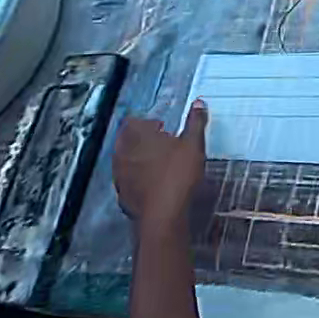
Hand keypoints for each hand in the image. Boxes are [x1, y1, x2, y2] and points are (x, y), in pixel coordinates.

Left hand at [113, 99, 207, 232]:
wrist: (163, 215)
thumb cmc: (178, 174)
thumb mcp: (193, 144)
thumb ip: (195, 122)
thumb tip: (199, 102)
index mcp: (136, 136)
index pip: (133, 121)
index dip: (148, 122)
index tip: (163, 128)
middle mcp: (122, 153)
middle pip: (127, 140)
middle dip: (143, 140)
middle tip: (163, 144)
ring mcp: (120, 176)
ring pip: (126, 161)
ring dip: (139, 159)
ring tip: (160, 164)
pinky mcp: (123, 195)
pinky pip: (129, 180)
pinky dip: (139, 178)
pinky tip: (154, 184)